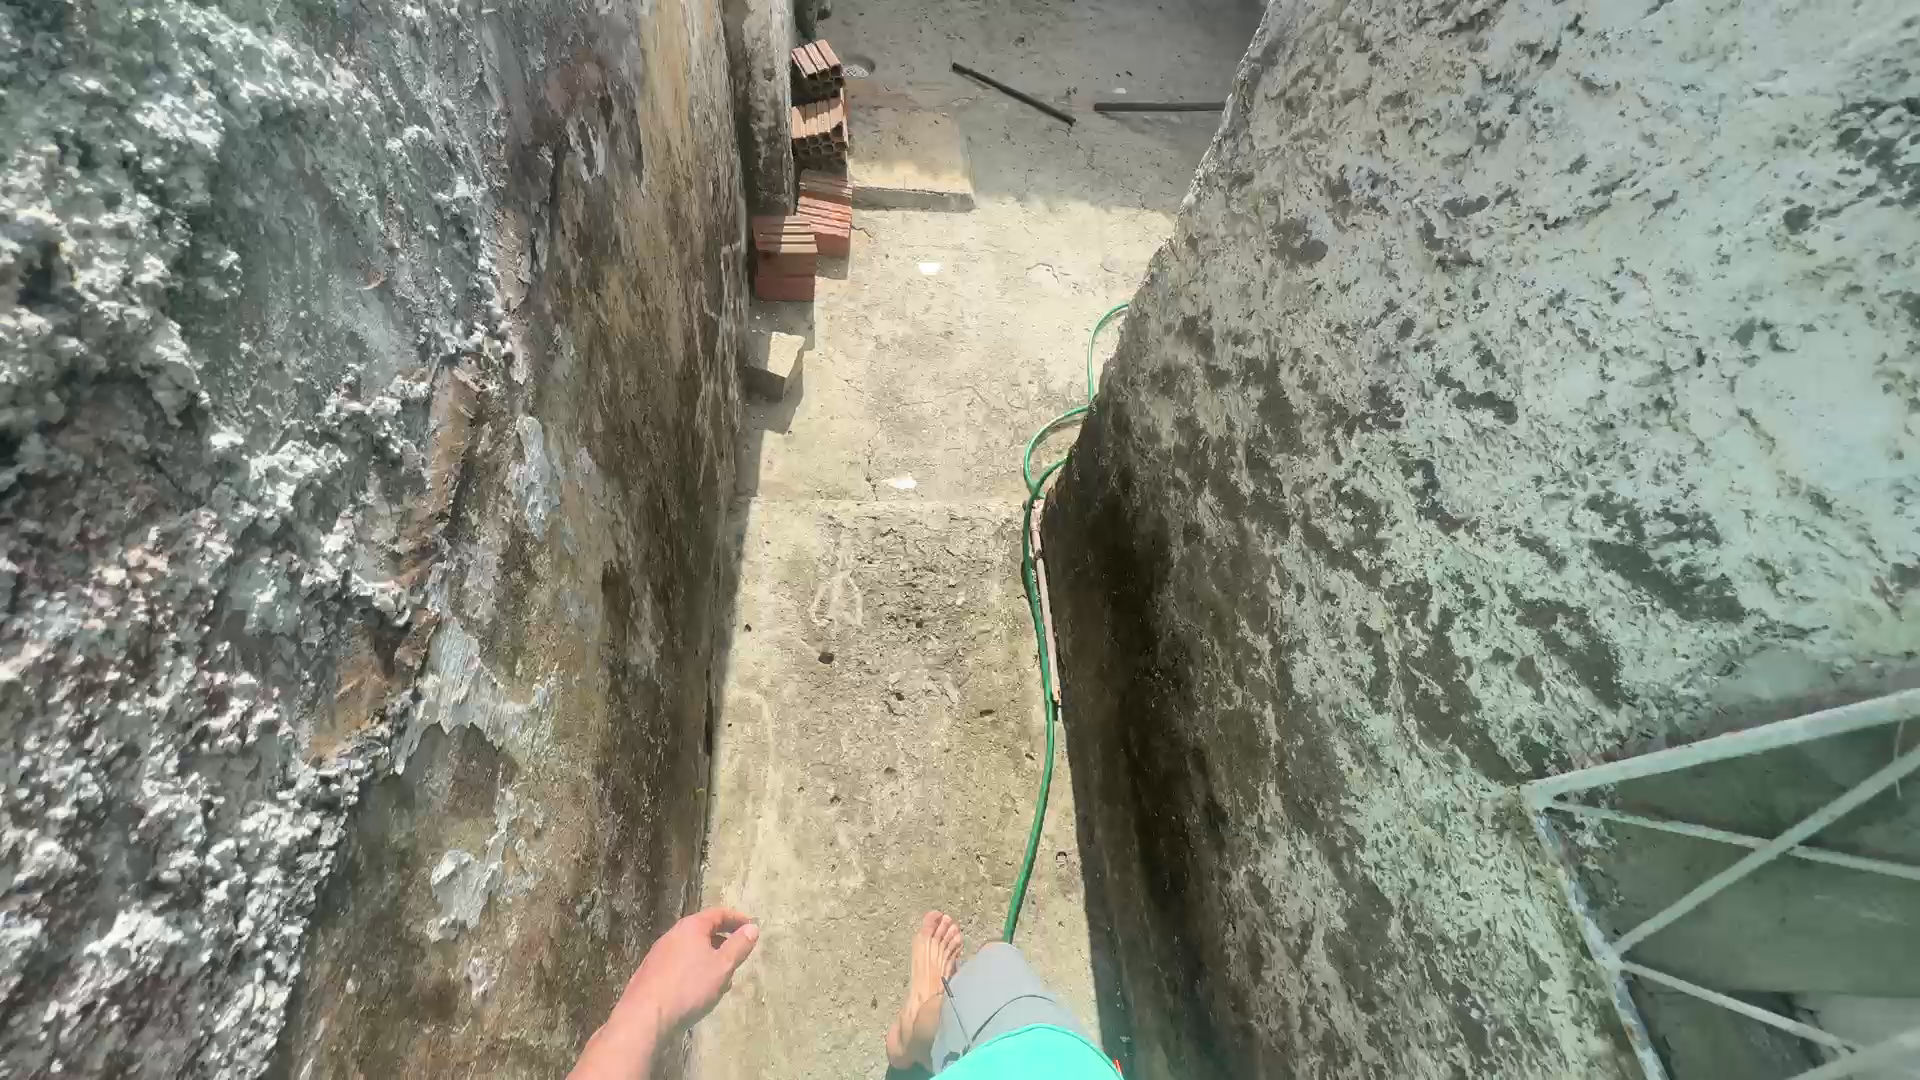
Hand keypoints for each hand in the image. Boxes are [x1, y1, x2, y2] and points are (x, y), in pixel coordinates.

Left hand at [617, 907, 760, 1035]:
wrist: (643, 1019)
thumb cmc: (688, 987)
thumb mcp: (722, 966)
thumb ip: (739, 945)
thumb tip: (752, 928)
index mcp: (691, 927)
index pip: (718, 913)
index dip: (736, 919)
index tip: (750, 927)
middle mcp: (672, 935)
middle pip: (702, 932)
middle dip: (722, 943)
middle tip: (736, 956)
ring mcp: (657, 956)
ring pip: (689, 951)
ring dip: (707, 960)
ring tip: (719, 980)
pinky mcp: (648, 976)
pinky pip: (677, 967)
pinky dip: (691, 972)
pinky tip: (695, 993)